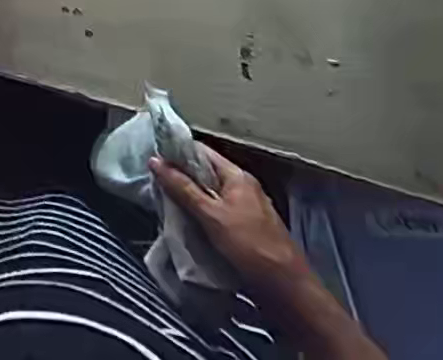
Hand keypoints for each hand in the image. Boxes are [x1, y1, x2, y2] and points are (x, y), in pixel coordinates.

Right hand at [151, 145, 306, 293]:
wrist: (290, 292)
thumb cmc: (251, 247)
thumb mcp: (211, 215)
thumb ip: (182, 187)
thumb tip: (155, 160)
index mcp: (237, 177)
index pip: (200, 150)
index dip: (176, 150)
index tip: (153, 155)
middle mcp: (242, 187)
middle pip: (203, 171)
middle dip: (179, 174)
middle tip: (154, 178)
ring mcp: (245, 207)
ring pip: (208, 191)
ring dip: (187, 194)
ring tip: (163, 196)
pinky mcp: (244, 226)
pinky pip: (215, 208)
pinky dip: (199, 209)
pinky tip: (184, 217)